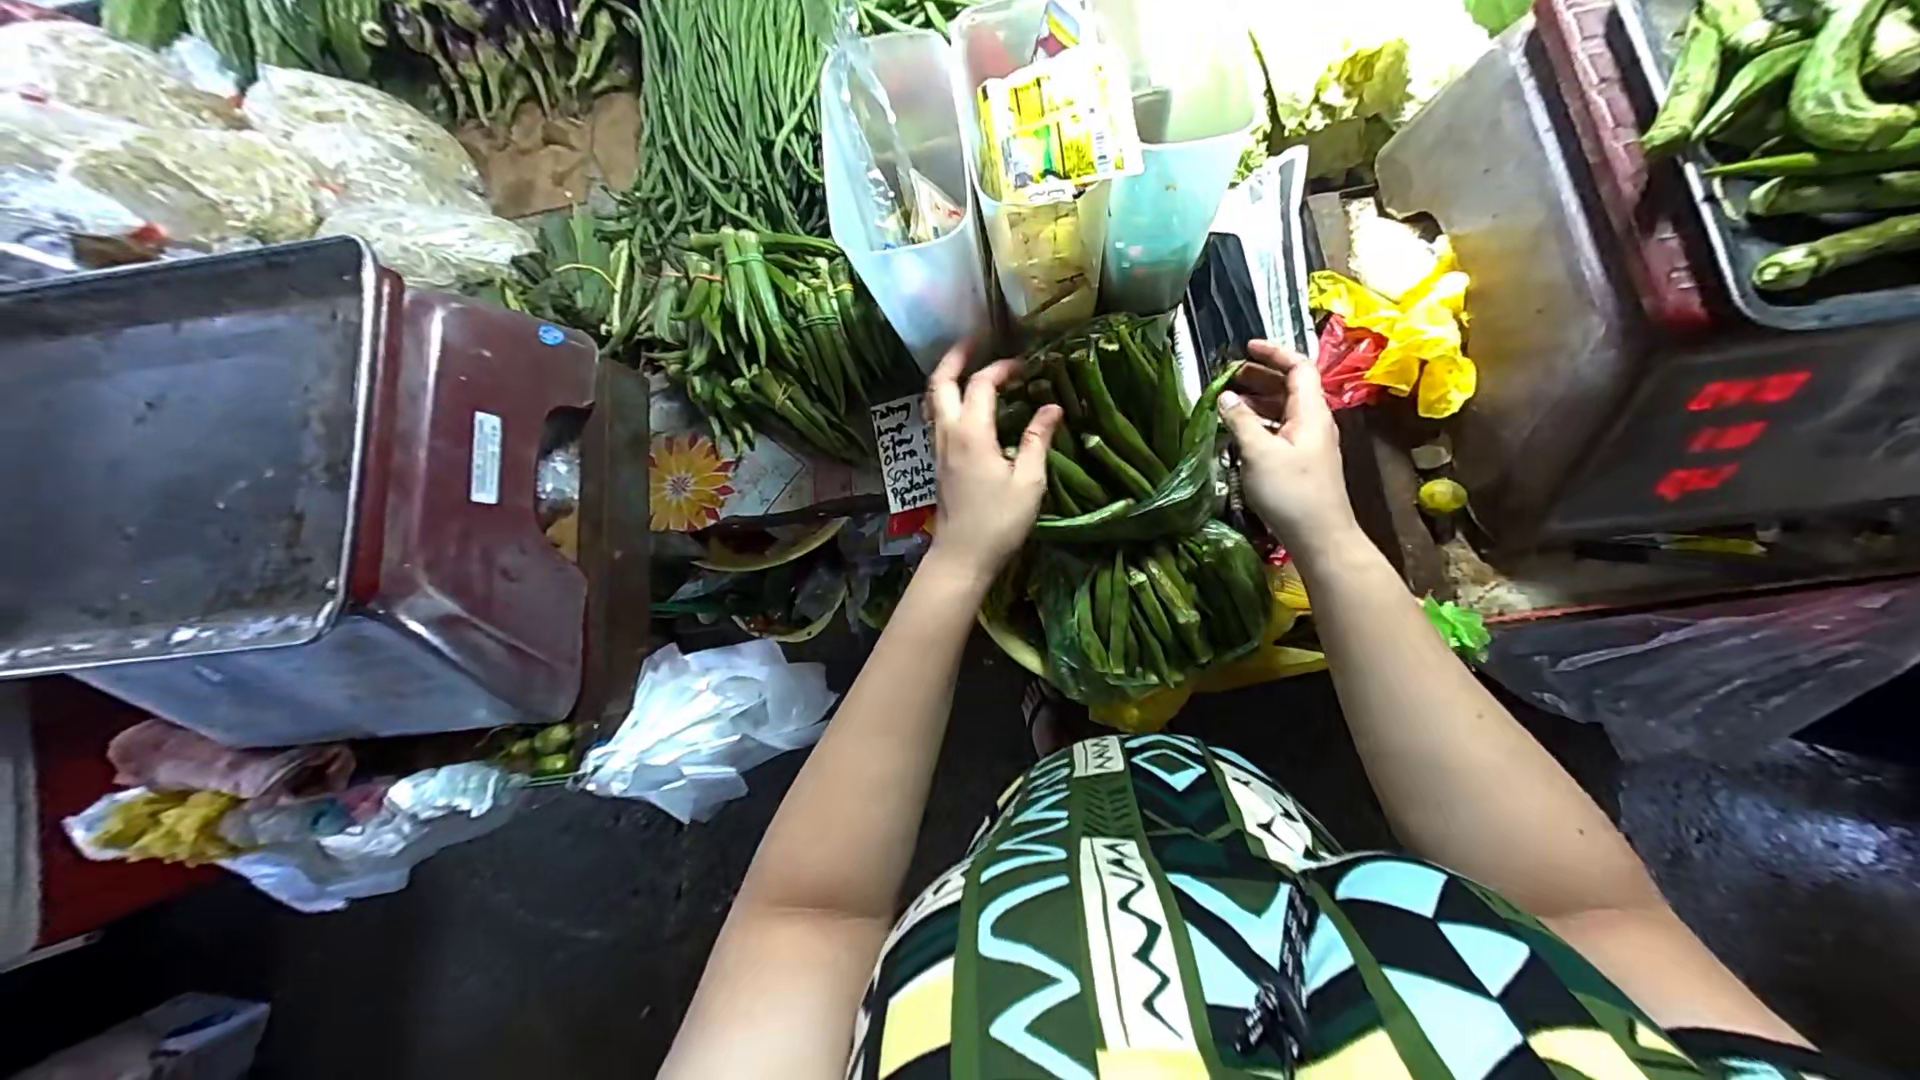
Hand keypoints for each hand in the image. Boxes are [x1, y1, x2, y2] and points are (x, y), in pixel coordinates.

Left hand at [924, 345, 1062, 583]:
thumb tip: (1052, 408)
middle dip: (956, 356)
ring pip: (933, 399)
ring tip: (969, 365)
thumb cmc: (998, 521)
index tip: (1025, 366)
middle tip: (976, 341)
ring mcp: (938, 447)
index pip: (982, 383)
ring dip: (948, 376)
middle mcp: (948, 433)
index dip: (1003, 367)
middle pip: (940, 382)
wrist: (961, 555)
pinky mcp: (938, 461)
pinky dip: (948, 399)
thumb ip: (1037, 440)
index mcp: (971, 433)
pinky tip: (967, 405)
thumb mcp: (1028, 482)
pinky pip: (937, 417)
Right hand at [1218, 341, 1359, 554]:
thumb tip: (1225, 396)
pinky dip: (1258, 423)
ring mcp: (1307, 442)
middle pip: (1289, 387)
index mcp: (1310, 412)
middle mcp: (1313, 422)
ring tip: (1227, 402)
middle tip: (1228, 376)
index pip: (1298, 368)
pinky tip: (1237, 432)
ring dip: (1256, 401)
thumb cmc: (1292, 492)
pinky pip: (1278, 429)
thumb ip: (1241, 421)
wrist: (1319, 536)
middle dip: (1260, 376)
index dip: (1274, 353)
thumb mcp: (1259, 453)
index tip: (1247, 348)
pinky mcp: (1300, 461)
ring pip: (1282, 409)